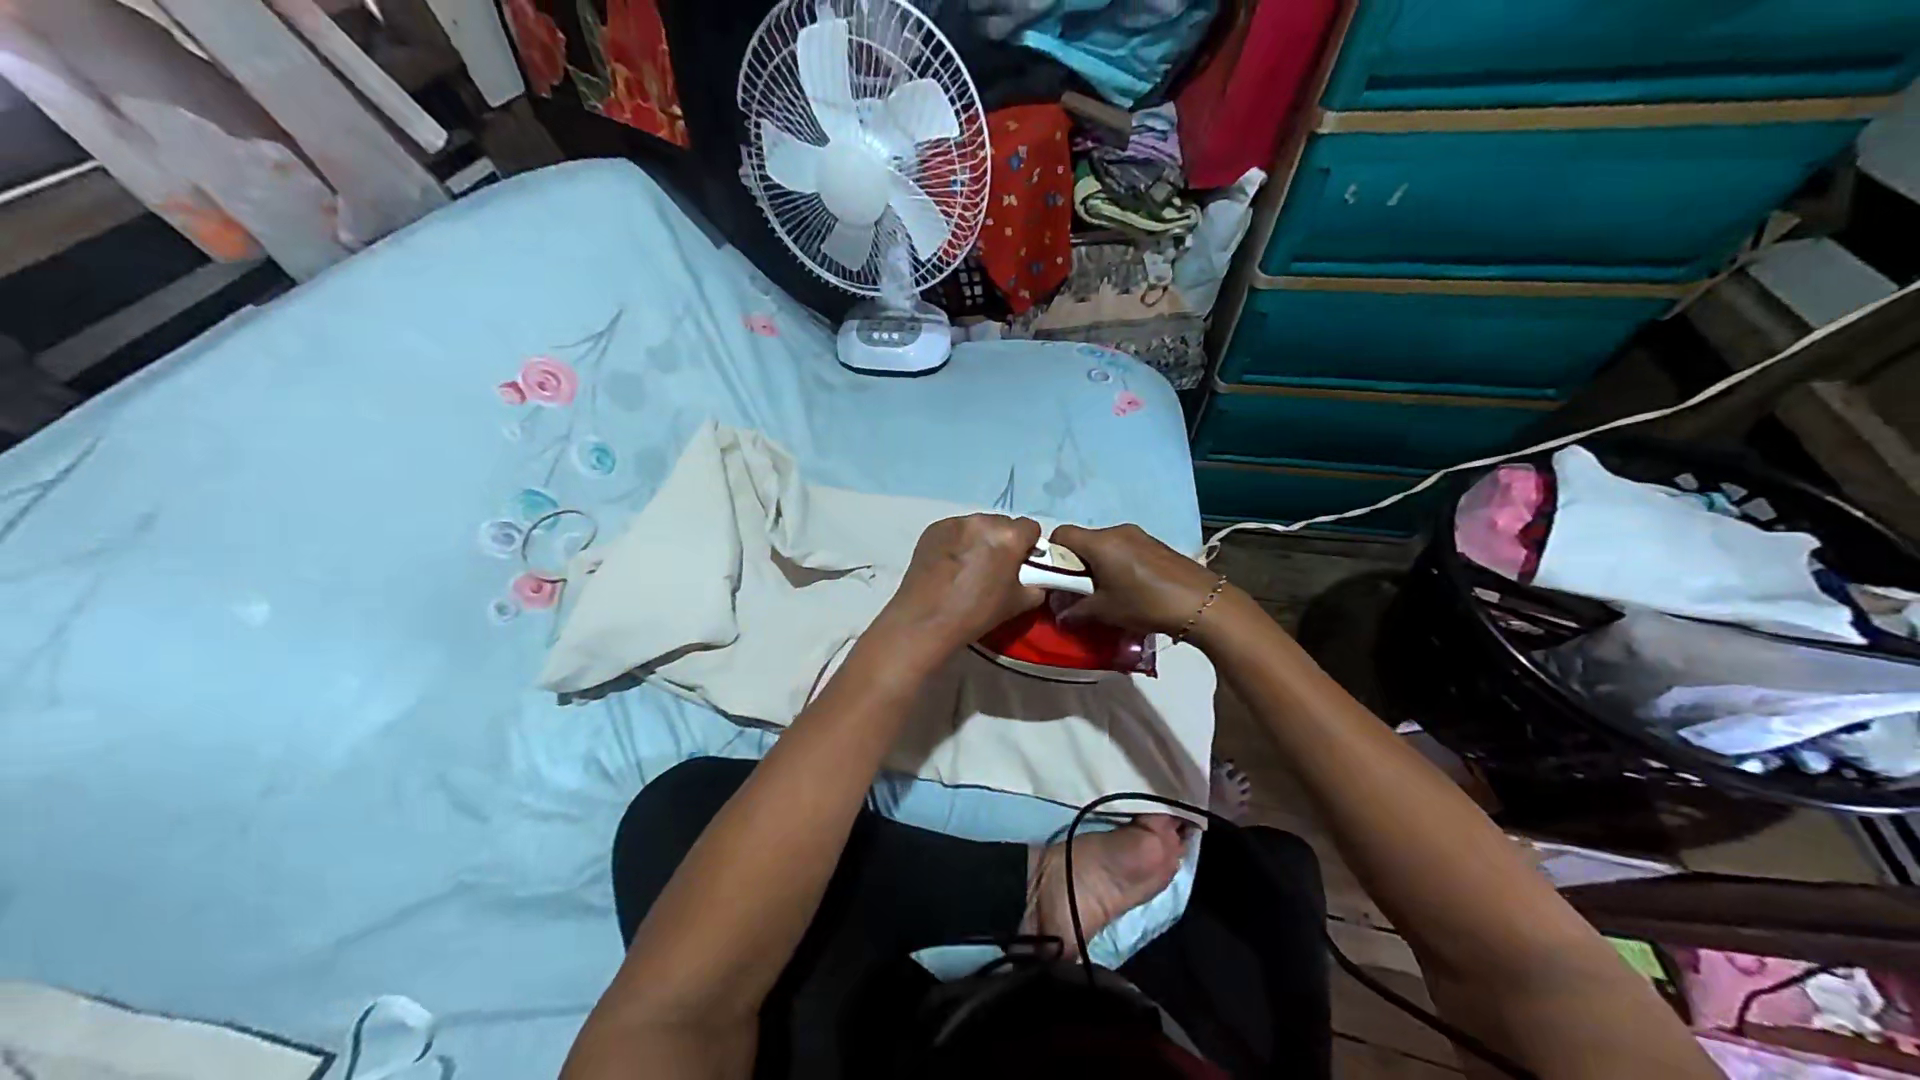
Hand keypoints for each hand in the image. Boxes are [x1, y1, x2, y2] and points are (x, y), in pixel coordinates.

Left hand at [878, 514, 1044, 656]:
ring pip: (978, 526)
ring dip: (980, 540)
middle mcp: (982, 521)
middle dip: (1004, 541)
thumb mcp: (1018, 603)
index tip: (1022, 563)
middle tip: (996, 567)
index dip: (1029, 546)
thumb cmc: (976, 612)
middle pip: (1003, 524)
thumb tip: (1037, 578)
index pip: (1031, 528)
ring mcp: (955, 523)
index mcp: (1008, 536)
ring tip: (970, 567)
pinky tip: (950, 565)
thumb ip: (1037, 585)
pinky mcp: (933, 529)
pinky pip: (955, 531)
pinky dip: (958, 542)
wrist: (926, 620)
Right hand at [1050, 523, 1233, 639]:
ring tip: (1104, 592)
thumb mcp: (1106, 611)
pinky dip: (1116, 564)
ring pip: (1104, 545)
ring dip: (1097, 564)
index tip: (1055, 577)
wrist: (1201, 603)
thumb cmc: (1145, 603)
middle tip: (1078, 590)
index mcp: (1100, 542)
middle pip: (1083, 540)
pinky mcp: (1155, 544)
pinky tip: (1127, 588)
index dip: (1051, 553)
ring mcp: (1139, 535)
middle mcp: (1117, 531)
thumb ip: (1077, 611)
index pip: (1061, 534)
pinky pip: (1124, 549)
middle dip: (1075, 563)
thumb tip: (1060, 616)